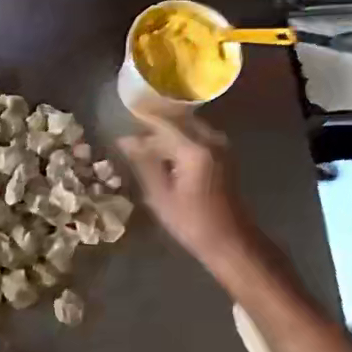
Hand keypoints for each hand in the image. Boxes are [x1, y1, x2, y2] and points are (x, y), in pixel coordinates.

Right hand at [118, 113, 256, 265]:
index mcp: (195, 150)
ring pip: (188, 125)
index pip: (164, 122)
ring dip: (167, 128)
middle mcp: (211, 140)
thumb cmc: (191, 222)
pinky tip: (163, 149)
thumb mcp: (160, 194)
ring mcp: (220, 145)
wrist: (229, 239)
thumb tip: (125, 140)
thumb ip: (143, 162)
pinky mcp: (223, 153)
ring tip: (143, 138)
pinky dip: (179, 136)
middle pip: (178, 119)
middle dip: (155, 120)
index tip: (123, 113)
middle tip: (131, 126)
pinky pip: (196, 134)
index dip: (142, 117)